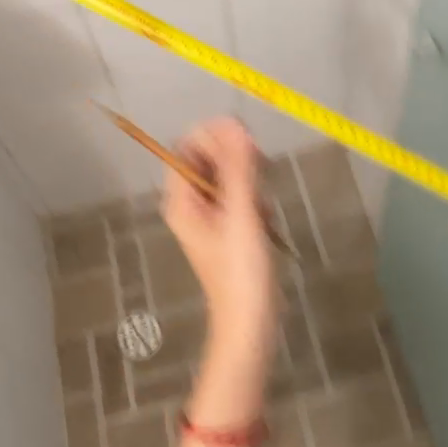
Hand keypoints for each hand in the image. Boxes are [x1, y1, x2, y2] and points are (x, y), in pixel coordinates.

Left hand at [164, 118, 274, 342]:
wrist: (250, 322)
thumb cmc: (241, 272)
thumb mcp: (242, 215)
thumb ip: (238, 169)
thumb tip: (234, 124)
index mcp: (181, 201)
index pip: (187, 147)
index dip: (214, 135)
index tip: (247, 141)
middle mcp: (190, 206)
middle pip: (207, 160)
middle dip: (235, 159)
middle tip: (261, 170)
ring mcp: (210, 218)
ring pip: (227, 178)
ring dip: (248, 180)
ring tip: (262, 205)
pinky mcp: (229, 230)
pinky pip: (238, 198)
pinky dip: (254, 200)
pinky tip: (266, 219)